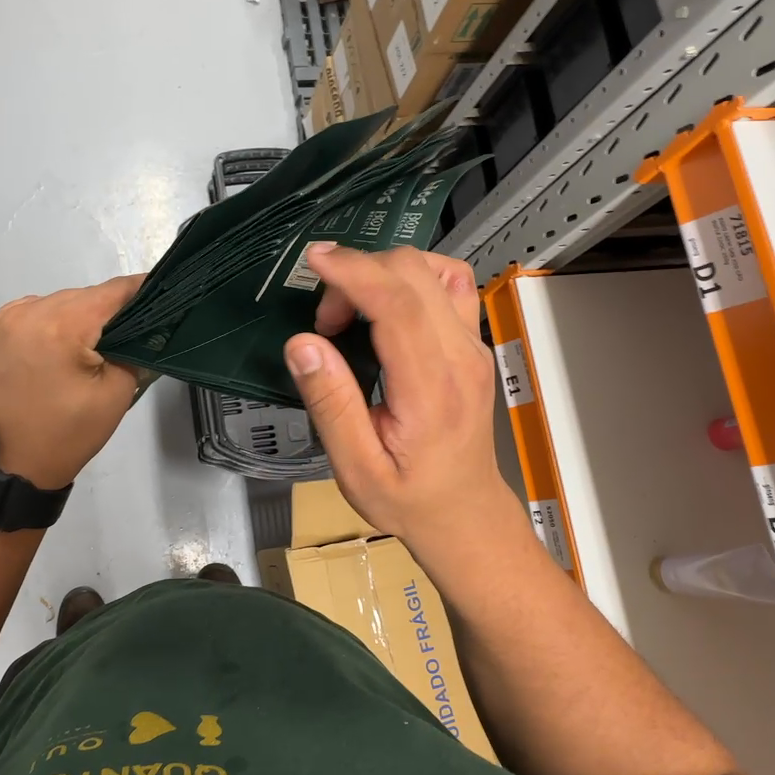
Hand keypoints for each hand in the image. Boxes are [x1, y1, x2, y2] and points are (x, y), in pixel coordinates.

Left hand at [0, 274, 145, 489]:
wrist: (12, 464)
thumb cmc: (69, 433)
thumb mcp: (116, 392)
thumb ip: (134, 348)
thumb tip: (141, 324)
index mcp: (60, 327)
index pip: (111, 292)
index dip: (138, 290)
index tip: (158, 291)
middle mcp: (25, 313)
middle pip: (79, 296)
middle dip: (101, 312)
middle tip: (119, 336)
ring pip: (51, 303)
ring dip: (69, 318)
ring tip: (77, 350)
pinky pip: (24, 315)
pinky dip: (40, 326)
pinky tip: (45, 352)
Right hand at [284, 245, 517, 545]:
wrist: (464, 514)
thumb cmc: (408, 499)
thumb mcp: (356, 468)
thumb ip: (331, 404)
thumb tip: (302, 345)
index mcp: (430, 389)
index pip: (398, 305)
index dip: (354, 273)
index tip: (315, 261)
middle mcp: (460, 357)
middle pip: (414, 274)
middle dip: (357, 276)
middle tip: (326, 323)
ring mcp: (472, 346)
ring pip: (435, 269)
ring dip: (383, 273)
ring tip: (353, 312)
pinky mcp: (472, 344)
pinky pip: (450, 284)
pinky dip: (413, 277)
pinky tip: (387, 304)